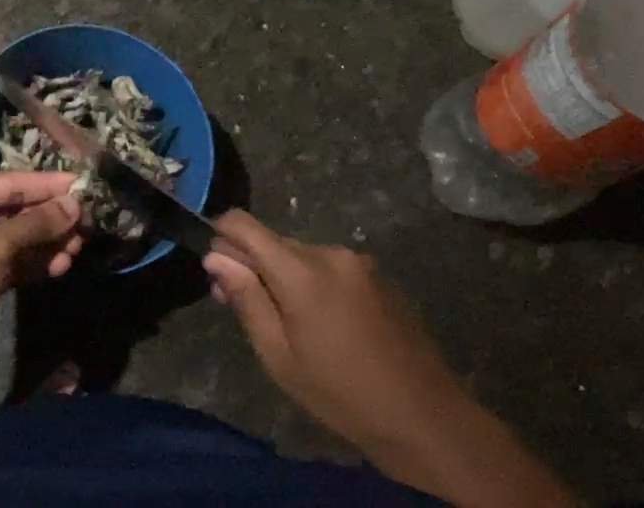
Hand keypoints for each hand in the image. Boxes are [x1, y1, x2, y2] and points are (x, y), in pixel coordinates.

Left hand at [0, 172, 82, 388]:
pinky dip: (38, 262)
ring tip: (78, 248)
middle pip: (17, 209)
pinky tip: (62, 266)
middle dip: (51, 218)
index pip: (10, 182)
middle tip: (87, 223)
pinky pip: (17, 261)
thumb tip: (74, 204)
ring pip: (21, 238)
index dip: (47, 184)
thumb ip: (36, 224)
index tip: (84, 184)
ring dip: (49, 242)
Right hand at [203, 211, 576, 507]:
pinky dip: (315, 285)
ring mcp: (359, 264)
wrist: (428, 419)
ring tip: (288, 326)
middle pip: (272, 242)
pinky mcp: (379, 278)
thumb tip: (216, 257)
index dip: (221, 236)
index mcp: (301, 270)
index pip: (244, 224)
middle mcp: (329, 253)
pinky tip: (326, 328)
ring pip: (301, 257)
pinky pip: (330, 269)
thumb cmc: (342, 394)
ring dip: (284, 277)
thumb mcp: (279, 356)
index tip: (214, 269)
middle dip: (251, 266)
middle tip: (243, 310)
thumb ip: (246, 298)